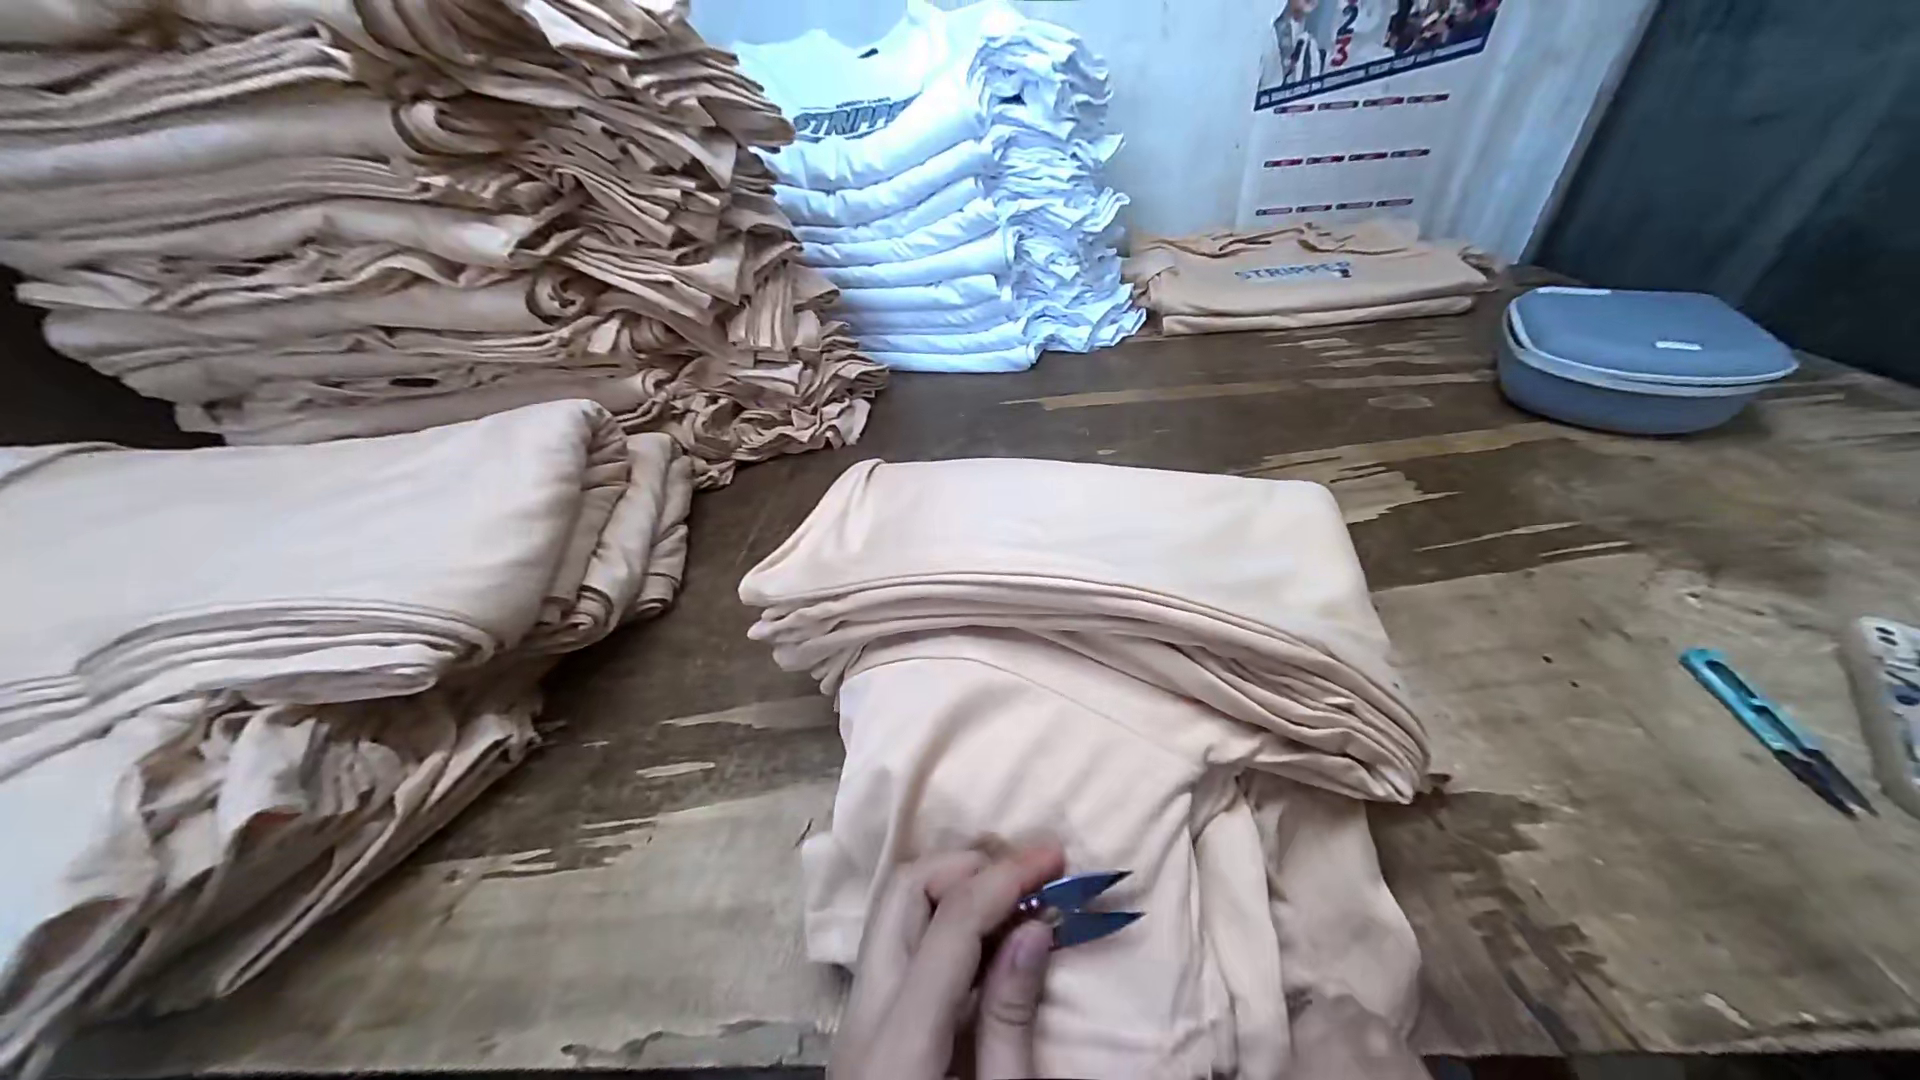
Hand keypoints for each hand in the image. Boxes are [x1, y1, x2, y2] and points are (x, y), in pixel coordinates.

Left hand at [830, 842, 1066, 1079]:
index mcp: (896, 1042)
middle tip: (1031, 873)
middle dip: (969, 865)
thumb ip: (1010, 1019)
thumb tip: (1033, 925)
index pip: (950, 921)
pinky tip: (989, 930)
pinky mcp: (867, 1019)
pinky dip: (945, 914)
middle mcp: (863, 1009)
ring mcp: (857, 1010)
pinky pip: (902, 938)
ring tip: (1017, 891)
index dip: (1005, 878)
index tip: (1054, 857)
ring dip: (955, 882)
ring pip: (896, 905)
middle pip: (904, 890)